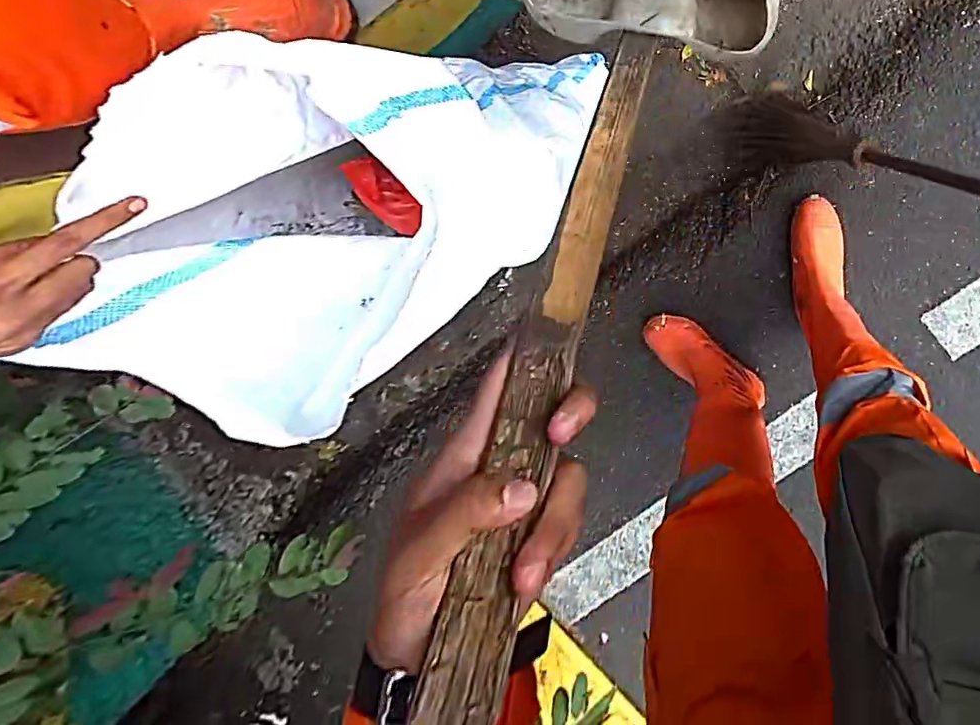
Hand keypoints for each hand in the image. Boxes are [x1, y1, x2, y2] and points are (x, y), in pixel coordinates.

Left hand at [367, 347, 596, 672]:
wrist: (420, 655)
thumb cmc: (406, 591)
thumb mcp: (419, 552)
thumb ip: (466, 513)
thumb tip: (522, 487)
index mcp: (469, 451)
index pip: (500, 385)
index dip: (526, 350)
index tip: (548, 324)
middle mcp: (507, 461)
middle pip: (558, 409)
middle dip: (573, 411)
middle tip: (562, 434)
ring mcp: (531, 494)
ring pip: (572, 473)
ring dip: (555, 522)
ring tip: (525, 570)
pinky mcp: (547, 528)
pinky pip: (573, 518)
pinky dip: (558, 548)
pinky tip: (528, 579)